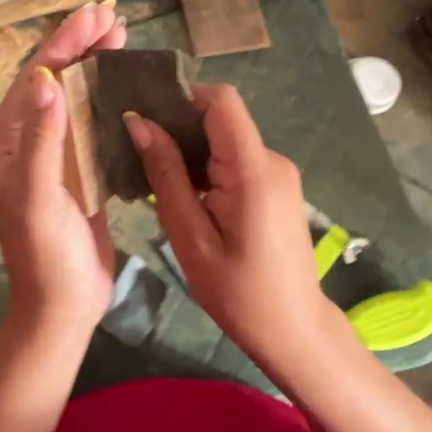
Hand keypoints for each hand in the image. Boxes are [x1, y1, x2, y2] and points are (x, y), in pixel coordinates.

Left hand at [0, 1, 128, 333]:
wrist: (63, 307)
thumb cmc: (43, 254)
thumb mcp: (36, 196)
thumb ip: (41, 139)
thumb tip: (47, 80)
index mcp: (9, 142)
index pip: (35, 79)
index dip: (61, 44)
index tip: (91, 16)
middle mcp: (28, 142)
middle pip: (54, 81)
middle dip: (79, 46)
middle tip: (112, 17)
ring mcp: (55, 156)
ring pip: (74, 98)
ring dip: (95, 67)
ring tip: (121, 38)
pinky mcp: (79, 172)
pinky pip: (91, 124)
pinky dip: (108, 99)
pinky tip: (128, 87)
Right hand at [126, 84, 332, 356]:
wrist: (294, 334)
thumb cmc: (239, 292)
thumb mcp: (190, 237)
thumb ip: (165, 174)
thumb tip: (137, 121)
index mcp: (254, 170)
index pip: (221, 100)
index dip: (182, 96)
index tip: (145, 115)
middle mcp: (272, 160)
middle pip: (219, 117)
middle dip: (177, 127)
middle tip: (138, 152)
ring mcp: (278, 172)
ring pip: (224, 138)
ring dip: (189, 150)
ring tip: (154, 177)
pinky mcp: (276, 185)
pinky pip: (234, 157)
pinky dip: (205, 166)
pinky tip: (183, 194)